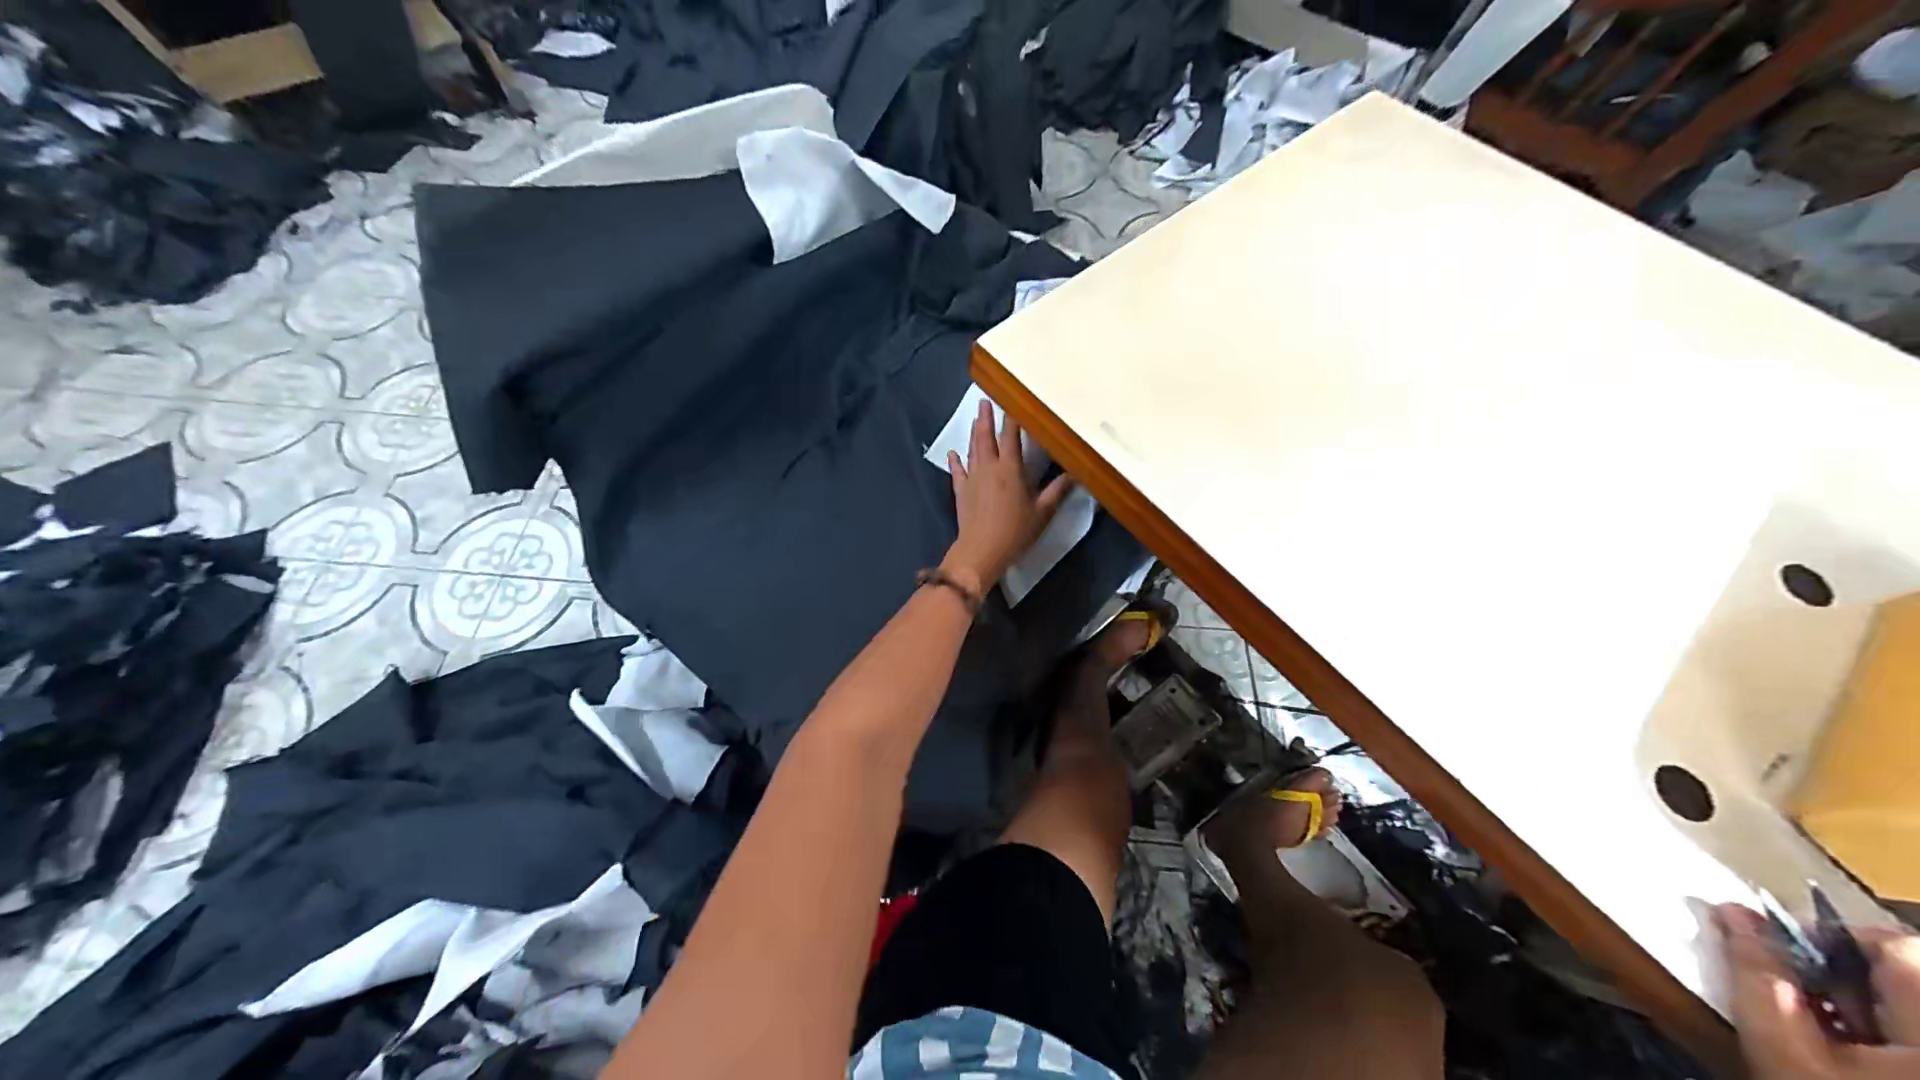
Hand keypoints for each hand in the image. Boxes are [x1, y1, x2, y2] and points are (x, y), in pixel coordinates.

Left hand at [942, 398, 1071, 595]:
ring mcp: (972, 479)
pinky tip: (953, 453)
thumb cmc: (1015, 532)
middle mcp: (989, 468)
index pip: (1011, 438)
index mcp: (1010, 469)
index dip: (1012, 420)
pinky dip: (955, 461)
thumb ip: (1056, 491)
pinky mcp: (961, 492)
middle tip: (983, 401)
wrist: (981, 551)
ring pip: (973, 450)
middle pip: (986, 438)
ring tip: (976, 419)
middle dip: (986, 418)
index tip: (1013, 404)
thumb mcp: (1042, 513)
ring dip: (974, 433)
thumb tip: (1074, 473)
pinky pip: (957, 472)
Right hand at [1720, 904, 1919, 1078]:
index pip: (1898, 946)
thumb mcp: (1781, 1049)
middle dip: (1851, 976)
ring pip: (1913, 1004)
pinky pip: (1913, 1028)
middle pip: (1913, 975)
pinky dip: (1892, 1031)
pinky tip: (1863, 1055)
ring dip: (1869, 1003)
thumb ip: (1756, 974)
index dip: (1836, 937)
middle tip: (1807, 999)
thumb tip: (1734, 912)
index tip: (1785, 954)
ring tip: (1836, 1033)